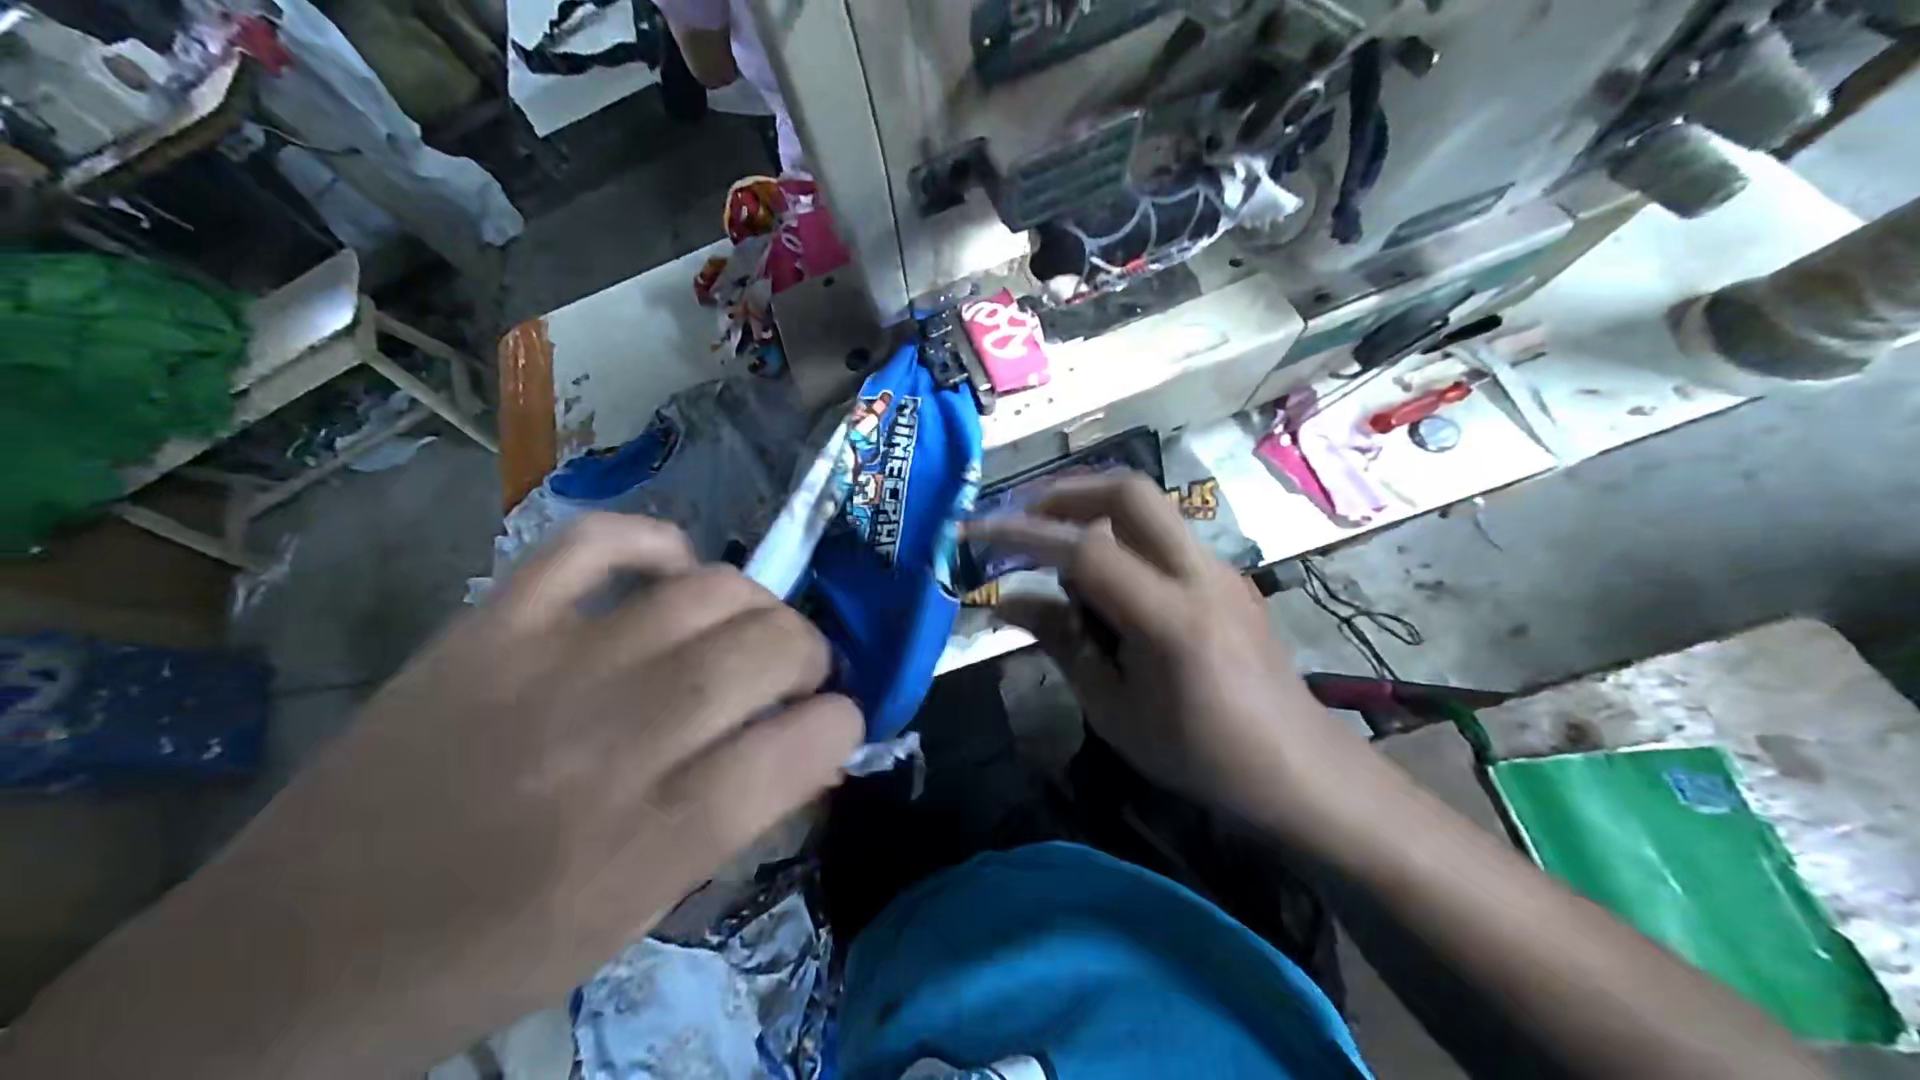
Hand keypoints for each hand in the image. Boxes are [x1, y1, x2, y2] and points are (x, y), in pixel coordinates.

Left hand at [5, 514, 860, 1079]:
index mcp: (646, 842)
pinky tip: (677, 566)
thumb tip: (805, 743)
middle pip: (762, 652)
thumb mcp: (630, 919)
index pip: (796, 749)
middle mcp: (606, 745)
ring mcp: (544, 668)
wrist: (287, 957)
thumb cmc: (485, 955)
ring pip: (704, 591)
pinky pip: (592, 542)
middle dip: (812, 654)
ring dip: (758, 604)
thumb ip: (729, 823)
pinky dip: (653, 541)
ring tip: (754, 627)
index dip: (841, 723)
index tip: (840, 722)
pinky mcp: (487, 627)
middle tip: (803, 674)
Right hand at [968, 473, 1364, 835]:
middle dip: (1064, 494)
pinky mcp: (1226, 574)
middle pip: (1128, 492)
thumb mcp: (1114, 710)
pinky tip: (1105, 583)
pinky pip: (1163, 533)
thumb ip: (1061, 642)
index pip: (1085, 548)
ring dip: (1093, 509)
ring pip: (1148, 505)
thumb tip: (1006, 599)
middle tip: (1021, 521)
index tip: (975, 532)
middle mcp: (1199, 573)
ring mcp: (1219, 567)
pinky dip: (1121, 535)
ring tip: (1055, 551)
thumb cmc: (1200, 754)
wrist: (1298, 766)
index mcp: (1170, 617)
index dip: (1023, 534)